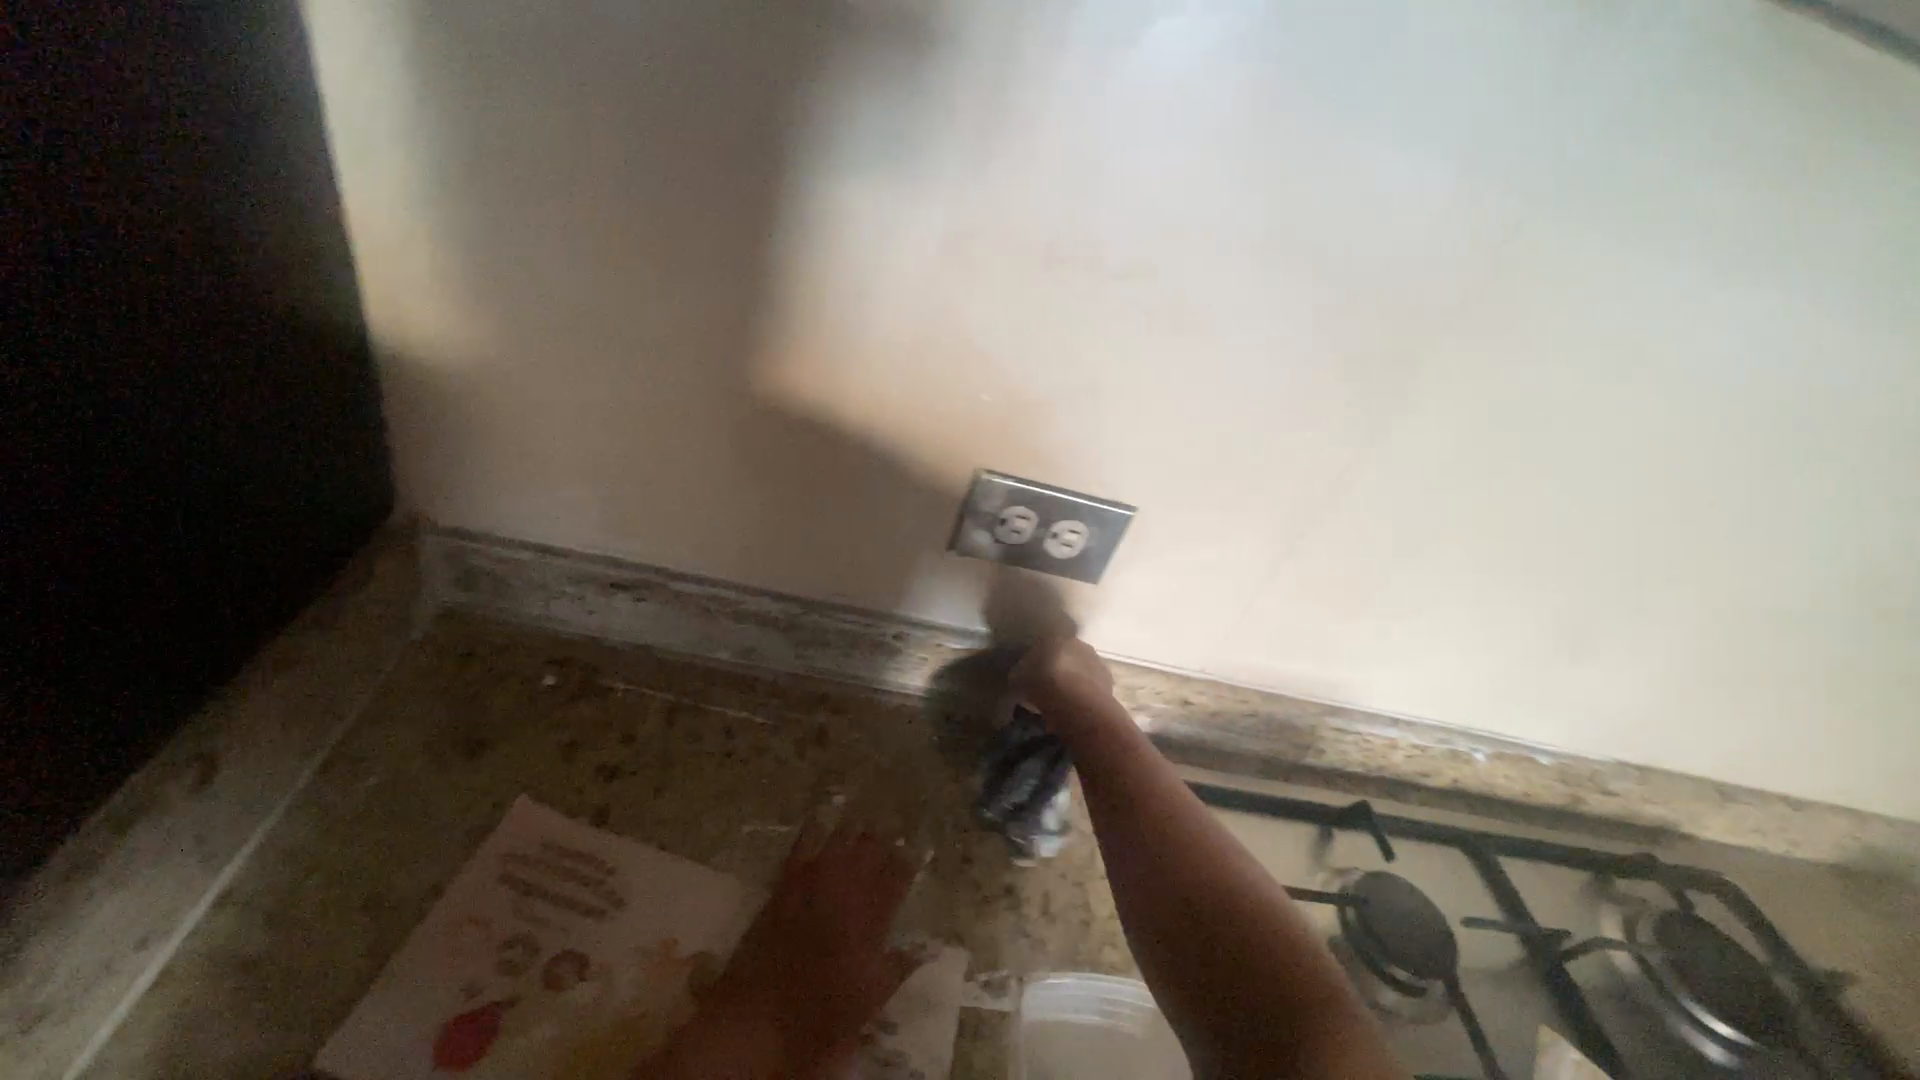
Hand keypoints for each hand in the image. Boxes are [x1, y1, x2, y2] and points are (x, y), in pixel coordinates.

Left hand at [677, 820, 924, 1077]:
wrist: (761, 1015)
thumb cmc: (822, 1012)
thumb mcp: (871, 997)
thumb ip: (899, 966)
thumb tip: (929, 948)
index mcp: (872, 918)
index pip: (898, 878)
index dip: (908, 861)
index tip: (917, 850)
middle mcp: (846, 892)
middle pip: (871, 852)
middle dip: (885, 838)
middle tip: (895, 827)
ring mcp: (813, 883)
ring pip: (840, 842)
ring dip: (856, 829)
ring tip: (867, 818)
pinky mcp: (785, 884)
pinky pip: (802, 847)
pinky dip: (813, 829)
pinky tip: (819, 816)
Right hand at [1011, 635, 1120, 731]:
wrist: (1077, 704)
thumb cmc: (1041, 686)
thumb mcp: (1016, 680)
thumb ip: (1018, 673)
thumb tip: (1019, 675)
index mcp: (1052, 638)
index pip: (1041, 645)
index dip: (1035, 661)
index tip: (1030, 676)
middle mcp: (1076, 643)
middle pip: (1063, 655)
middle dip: (1056, 668)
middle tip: (1046, 687)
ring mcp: (1095, 660)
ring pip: (1080, 669)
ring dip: (1073, 680)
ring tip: (1062, 700)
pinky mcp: (1108, 679)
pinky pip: (1091, 685)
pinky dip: (1085, 693)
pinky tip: (1077, 706)